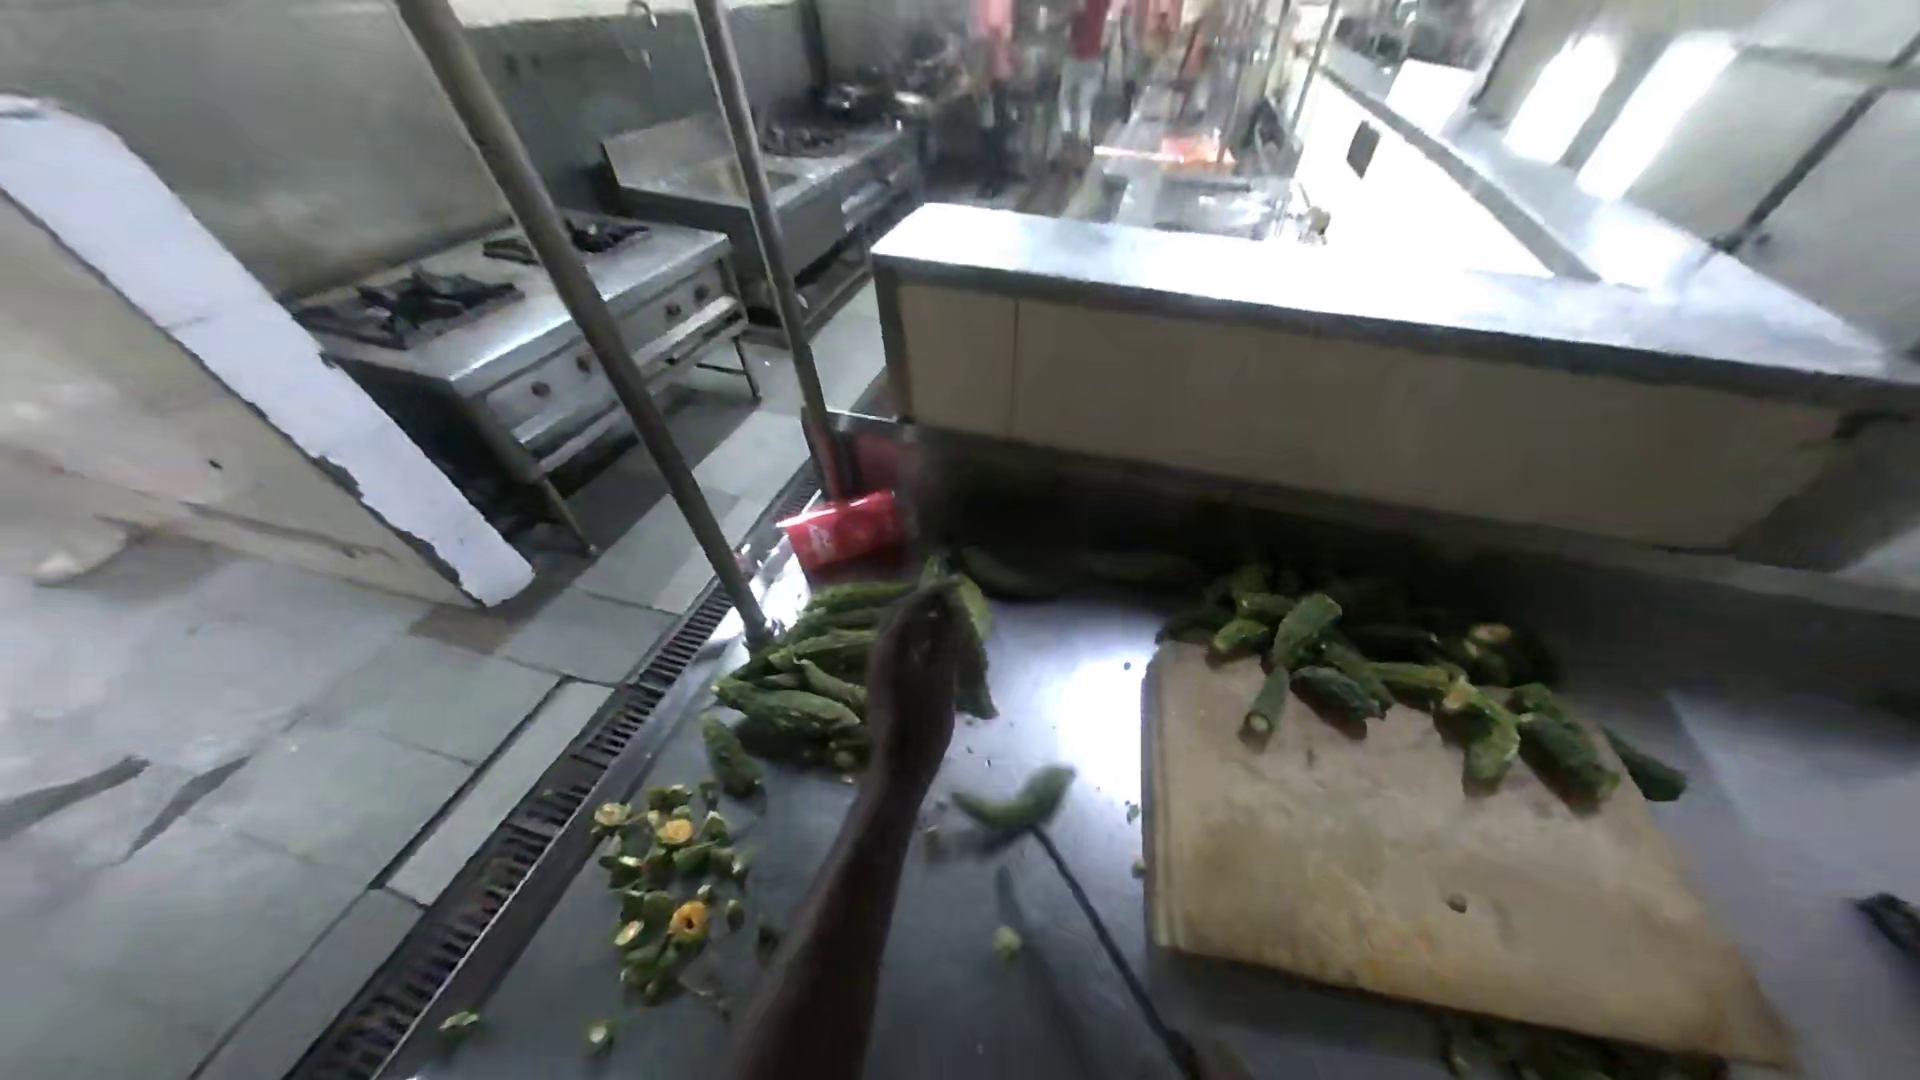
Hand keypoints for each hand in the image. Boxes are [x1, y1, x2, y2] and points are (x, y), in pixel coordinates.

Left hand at [864, 584, 962, 798]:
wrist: (899, 766)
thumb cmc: (923, 723)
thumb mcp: (942, 678)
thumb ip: (946, 640)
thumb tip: (952, 609)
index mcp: (890, 646)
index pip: (911, 605)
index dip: (934, 591)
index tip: (956, 582)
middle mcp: (879, 650)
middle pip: (900, 614)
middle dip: (925, 601)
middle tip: (951, 596)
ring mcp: (878, 666)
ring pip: (899, 630)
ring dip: (921, 618)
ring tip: (947, 616)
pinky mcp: (883, 679)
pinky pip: (900, 645)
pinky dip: (918, 636)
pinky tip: (936, 644)